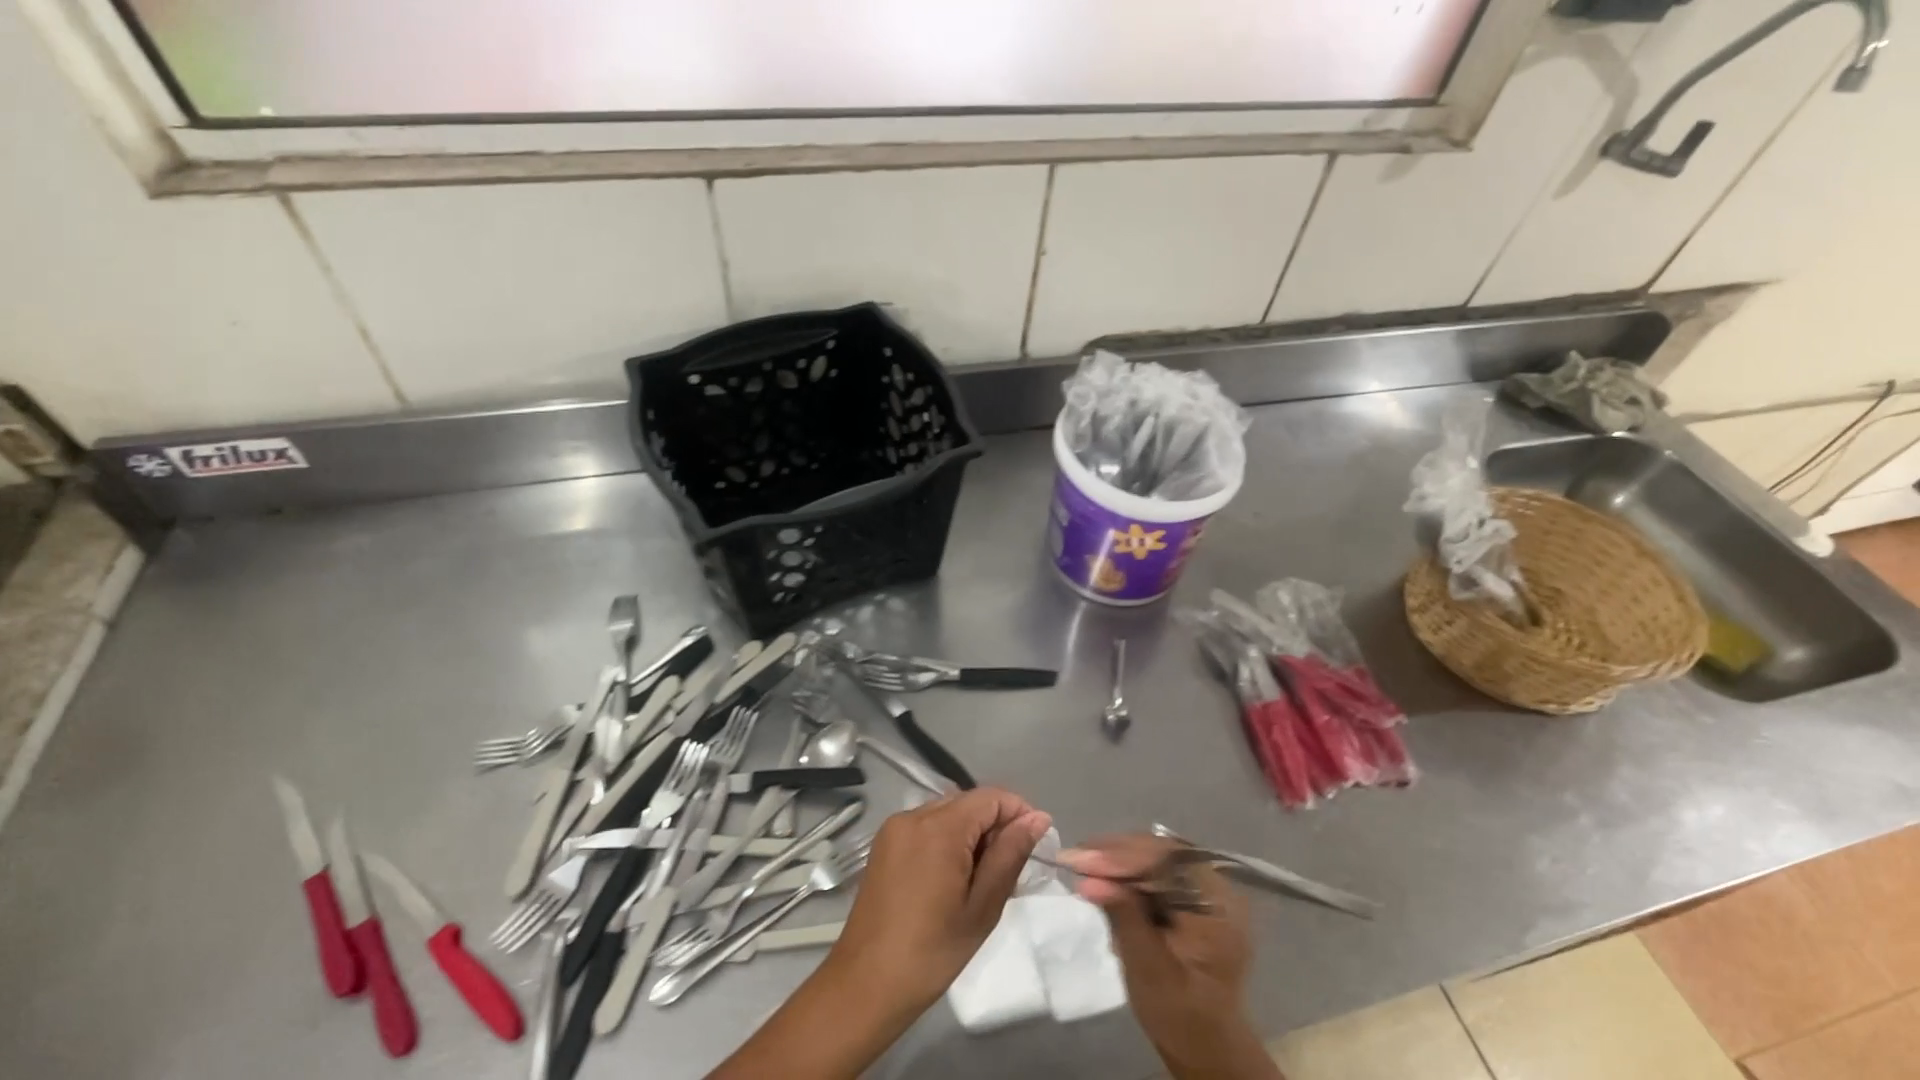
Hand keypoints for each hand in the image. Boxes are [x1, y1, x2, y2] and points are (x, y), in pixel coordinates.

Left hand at [823, 788, 1051, 1009]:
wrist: (867, 984)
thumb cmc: (933, 950)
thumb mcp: (983, 905)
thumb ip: (1011, 854)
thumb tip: (1037, 818)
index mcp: (938, 828)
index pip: (990, 797)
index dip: (1019, 813)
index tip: (1035, 845)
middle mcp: (912, 816)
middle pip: (967, 802)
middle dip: (994, 827)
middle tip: (1007, 872)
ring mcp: (893, 830)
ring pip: (946, 813)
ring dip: (970, 835)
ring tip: (981, 880)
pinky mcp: (882, 846)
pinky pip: (925, 828)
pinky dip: (946, 841)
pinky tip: (952, 880)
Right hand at [1061, 836, 1278, 1079]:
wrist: (1206, 1047)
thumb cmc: (1180, 1015)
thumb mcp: (1148, 970)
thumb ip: (1123, 918)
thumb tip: (1089, 878)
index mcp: (1218, 906)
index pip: (1169, 861)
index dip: (1123, 857)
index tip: (1082, 860)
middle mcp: (1220, 890)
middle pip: (1165, 853)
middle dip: (1118, 853)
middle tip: (1076, 857)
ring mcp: (1209, 894)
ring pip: (1160, 859)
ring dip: (1121, 860)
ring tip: (1083, 863)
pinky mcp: (1195, 902)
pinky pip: (1161, 874)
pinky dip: (1131, 874)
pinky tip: (1105, 878)